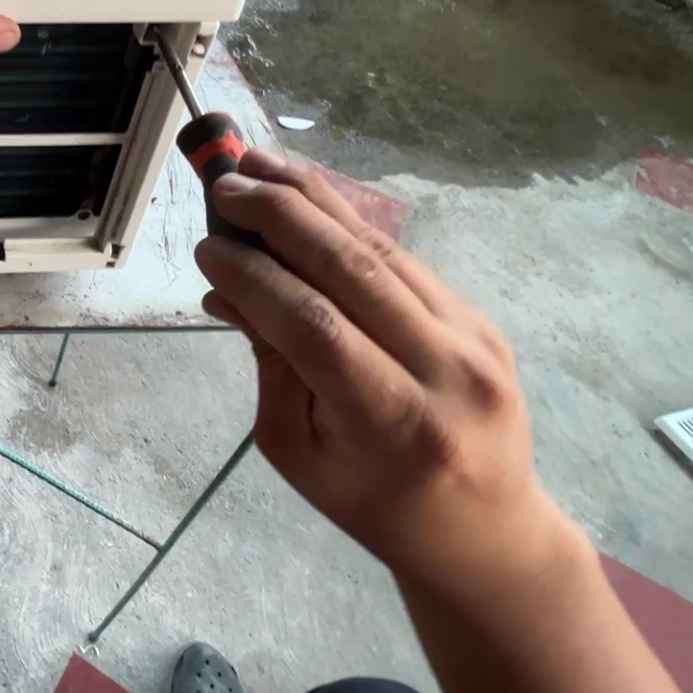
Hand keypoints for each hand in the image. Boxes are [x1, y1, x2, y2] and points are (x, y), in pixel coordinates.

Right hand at [195, 150, 583, 599]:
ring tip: (257, 164)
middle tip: (225, 182)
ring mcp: (472, 334)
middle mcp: (444, 368)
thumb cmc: (371, 504)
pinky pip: (398, 256)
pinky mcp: (476, 314)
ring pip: (379, 248)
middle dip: (281, 216)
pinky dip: (341, 219)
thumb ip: (268, 365)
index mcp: (393, 422)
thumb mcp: (296, 451)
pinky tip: (302, 193)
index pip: (315, 328)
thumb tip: (226, 290)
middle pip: (354, 268)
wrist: (485, 528)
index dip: (255, 279)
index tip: (207, 249)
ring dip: (312, 199)